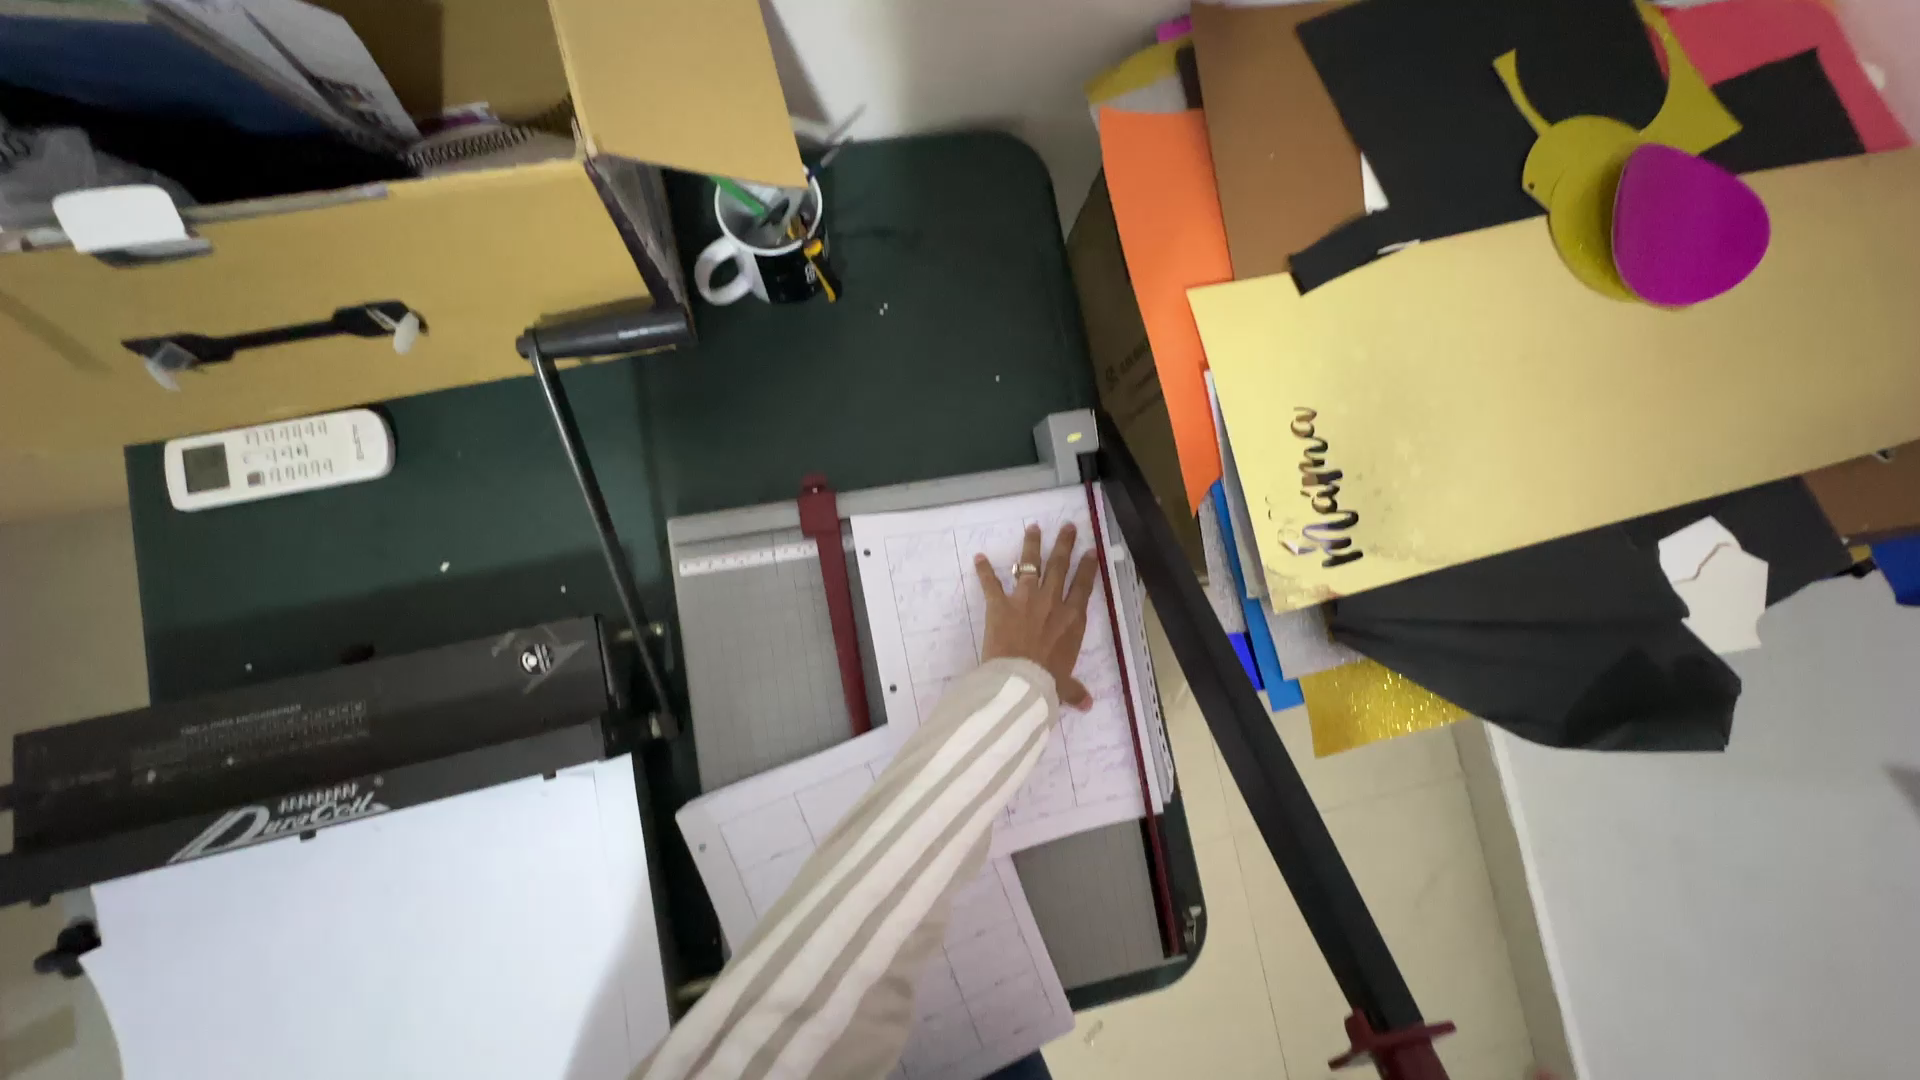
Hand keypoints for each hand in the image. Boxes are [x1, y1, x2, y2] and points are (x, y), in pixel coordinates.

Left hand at [973, 523, 1099, 708]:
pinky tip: (978, 557)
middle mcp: (1052, 603)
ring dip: (1032, 545)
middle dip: (1065, 545)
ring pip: (1030, 565)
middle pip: (1060, 566)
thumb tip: (1088, 705)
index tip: (1091, 551)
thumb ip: (1074, 691)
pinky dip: (983, 570)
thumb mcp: (1064, 686)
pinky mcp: (1000, 604)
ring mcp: (1025, 600)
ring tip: (1034, 528)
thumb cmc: (1047, 681)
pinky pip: (991, 584)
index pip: (1084, 586)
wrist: (1019, 680)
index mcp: (1072, 619)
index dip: (1088, 567)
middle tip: (1068, 527)